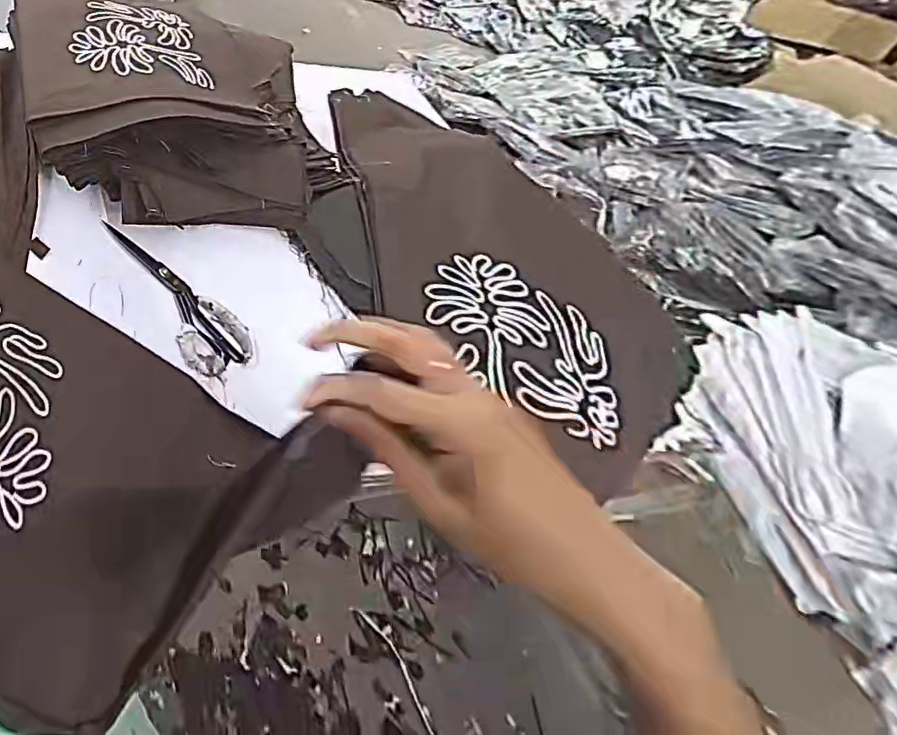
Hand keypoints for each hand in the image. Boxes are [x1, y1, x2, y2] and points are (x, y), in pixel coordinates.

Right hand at [302, 316, 623, 602]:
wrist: (594, 565)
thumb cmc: (516, 546)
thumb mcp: (436, 502)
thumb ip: (384, 447)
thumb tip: (337, 412)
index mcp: (462, 422)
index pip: (381, 390)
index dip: (335, 391)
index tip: (302, 399)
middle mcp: (476, 395)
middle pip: (407, 340)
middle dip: (353, 330)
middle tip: (312, 338)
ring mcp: (487, 394)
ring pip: (425, 342)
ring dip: (378, 334)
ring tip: (338, 342)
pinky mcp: (491, 403)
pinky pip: (439, 363)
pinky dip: (401, 354)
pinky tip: (379, 370)